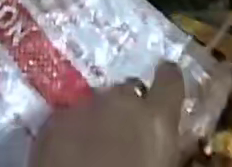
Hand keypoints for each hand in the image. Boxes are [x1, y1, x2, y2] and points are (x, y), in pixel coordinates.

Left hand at [30, 62, 189, 166]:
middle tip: (127, 138)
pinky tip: (71, 153)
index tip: (168, 93)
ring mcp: (84, 105)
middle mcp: (120, 100)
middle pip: (129, 91)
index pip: (170, 78)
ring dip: (101, 117)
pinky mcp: (54, 120)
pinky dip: (74, 130)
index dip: (169, 84)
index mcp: (155, 118)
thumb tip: (178, 142)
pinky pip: (70, 116)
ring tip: (98, 147)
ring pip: (98, 101)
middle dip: (129, 108)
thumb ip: (169, 149)